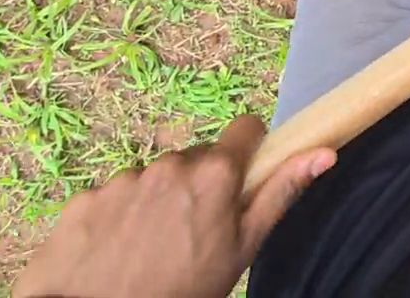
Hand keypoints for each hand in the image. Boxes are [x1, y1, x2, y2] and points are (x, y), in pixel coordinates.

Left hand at [14, 114, 336, 297]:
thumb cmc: (181, 292)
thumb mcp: (240, 250)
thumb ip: (280, 192)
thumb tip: (326, 152)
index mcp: (215, 172)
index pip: (246, 128)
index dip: (247, 151)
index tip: (240, 182)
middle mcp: (172, 162)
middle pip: (198, 157)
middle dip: (199, 183)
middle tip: (191, 230)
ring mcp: (124, 179)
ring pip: (155, 177)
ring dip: (158, 200)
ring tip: (147, 248)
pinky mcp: (83, 199)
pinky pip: (112, 196)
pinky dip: (116, 217)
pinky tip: (111, 253)